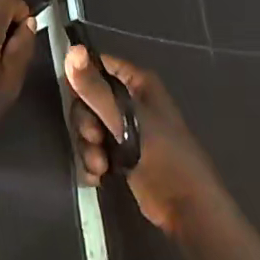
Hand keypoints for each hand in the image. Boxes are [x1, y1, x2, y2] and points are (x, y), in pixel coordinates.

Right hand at [65, 46, 222, 234]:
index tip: (77, 97)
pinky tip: (98, 176)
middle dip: (85, 123)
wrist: (188, 210)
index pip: (98, 65)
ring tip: (100, 165)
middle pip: (88, 98)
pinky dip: (93, 161)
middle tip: (94, 138)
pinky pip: (94, 148)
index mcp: (138, 83)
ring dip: (88, 147)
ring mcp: (125, 129)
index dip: (82, 78)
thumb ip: (95, 89)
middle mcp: (130, 101)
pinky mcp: (121, 154)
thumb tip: (72, 50)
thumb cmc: (163, 156)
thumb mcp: (125, 120)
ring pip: (88, 126)